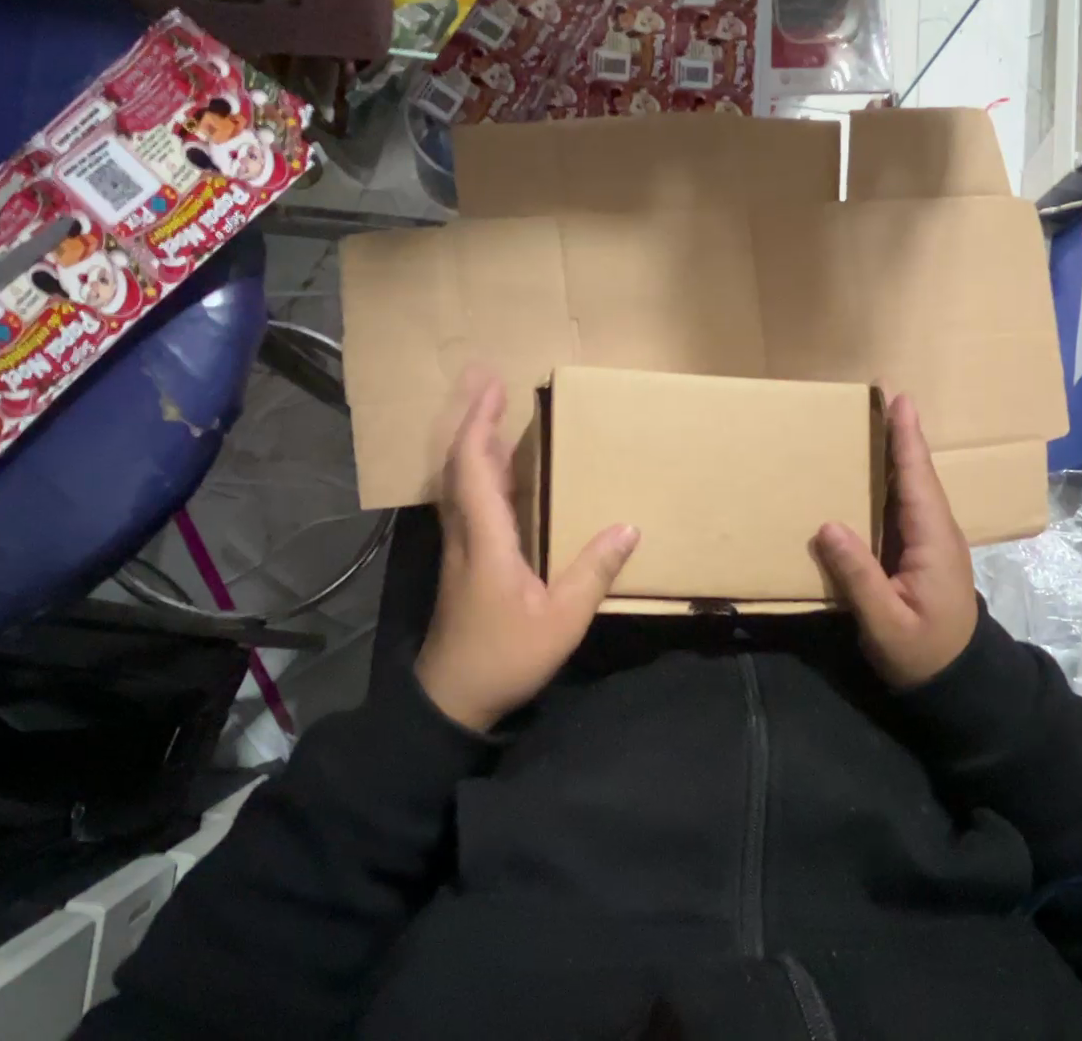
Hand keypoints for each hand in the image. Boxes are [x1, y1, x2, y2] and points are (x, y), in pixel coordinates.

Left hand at [416, 373, 640, 731]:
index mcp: (485, 538)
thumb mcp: (561, 619)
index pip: (473, 466)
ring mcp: (458, 549)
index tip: (493, 385)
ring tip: (495, 418)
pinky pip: (465, 504)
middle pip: (458, 465)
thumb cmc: (506, 656)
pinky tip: (499, 478)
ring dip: (473, 446)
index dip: (479, 421)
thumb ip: (593, 571)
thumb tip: (628, 526)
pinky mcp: (462, 565)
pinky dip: (477, 476)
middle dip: (472, 420)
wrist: (453, 697)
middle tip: (490, 384)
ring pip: (457, 484)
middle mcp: (464, 534)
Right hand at [813, 395, 978, 690]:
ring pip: (915, 490)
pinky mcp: (924, 555)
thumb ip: (859, 576)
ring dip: (899, 457)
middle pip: (919, 477)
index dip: (906, 442)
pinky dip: (894, 482)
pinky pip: (907, 508)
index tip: (899, 401)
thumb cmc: (922, 654)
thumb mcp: (886, 623)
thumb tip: (827, 525)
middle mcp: (938, 534)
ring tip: (877, 427)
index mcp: (933, 543)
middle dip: (903, 437)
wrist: (958, 683)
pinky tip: (875, 478)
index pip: (917, 482)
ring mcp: (934, 544)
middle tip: (883, 400)